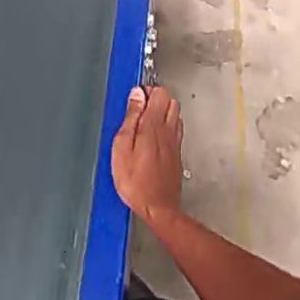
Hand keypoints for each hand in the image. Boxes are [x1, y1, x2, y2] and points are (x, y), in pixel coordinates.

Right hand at [112, 85, 184, 225]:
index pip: (160, 92)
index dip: (146, 91)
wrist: (159, 208)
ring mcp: (175, 141)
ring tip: (144, 124)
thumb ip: (130, 118)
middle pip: (170, 100)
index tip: (134, 100)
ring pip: (175, 113)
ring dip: (162, 111)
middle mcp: (168, 129)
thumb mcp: (122, 148)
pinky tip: (153, 137)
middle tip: (138, 111)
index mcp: (154, 125)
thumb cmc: (136, 181)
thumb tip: (137, 94)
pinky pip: (175, 128)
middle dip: (155, 99)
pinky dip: (166, 125)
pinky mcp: (177, 152)